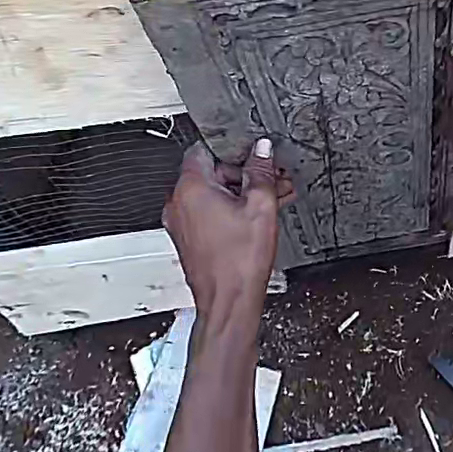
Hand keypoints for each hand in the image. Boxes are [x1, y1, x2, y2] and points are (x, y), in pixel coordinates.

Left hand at [162, 139, 292, 318]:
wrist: (229, 303)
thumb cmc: (239, 263)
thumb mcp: (261, 206)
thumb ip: (261, 172)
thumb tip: (262, 150)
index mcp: (190, 188)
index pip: (205, 149)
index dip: (233, 148)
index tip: (253, 152)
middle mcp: (179, 203)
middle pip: (212, 172)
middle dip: (244, 173)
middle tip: (271, 178)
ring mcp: (182, 222)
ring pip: (214, 193)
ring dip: (241, 192)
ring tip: (273, 197)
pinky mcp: (190, 237)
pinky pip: (210, 212)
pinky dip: (231, 209)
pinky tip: (258, 215)